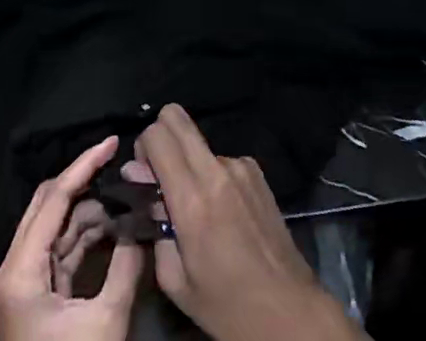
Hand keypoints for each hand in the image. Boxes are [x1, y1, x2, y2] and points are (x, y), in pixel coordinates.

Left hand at [0, 135, 145, 340]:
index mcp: (21, 271)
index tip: (113, 141)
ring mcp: (25, 283)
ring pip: (58, 227)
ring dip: (92, 213)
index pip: (54, 199)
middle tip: (121, 166)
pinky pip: (63, 250)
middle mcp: (16, 269)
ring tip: (127, 203)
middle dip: (86, 184)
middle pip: (49, 206)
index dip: (84, 166)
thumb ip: (126, 265)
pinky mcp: (38, 295)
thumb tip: (141, 225)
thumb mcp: (106, 320)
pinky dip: (89, 237)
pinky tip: (117, 229)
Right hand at [133, 105, 365, 340]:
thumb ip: (153, 221)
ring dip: (188, 164)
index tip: (142, 176)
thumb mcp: (174, 278)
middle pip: (177, 118)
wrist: (286, 306)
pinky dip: (211, 175)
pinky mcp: (258, 172)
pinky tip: (220, 211)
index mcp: (192, 199)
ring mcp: (242, 166)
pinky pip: (221, 160)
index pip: (158, 136)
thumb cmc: (225, 302)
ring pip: (199, 144)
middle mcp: (217, 170)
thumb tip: (139, 181)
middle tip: (158, 177)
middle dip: (160, 137)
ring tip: (195, 208)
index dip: (142, 147)